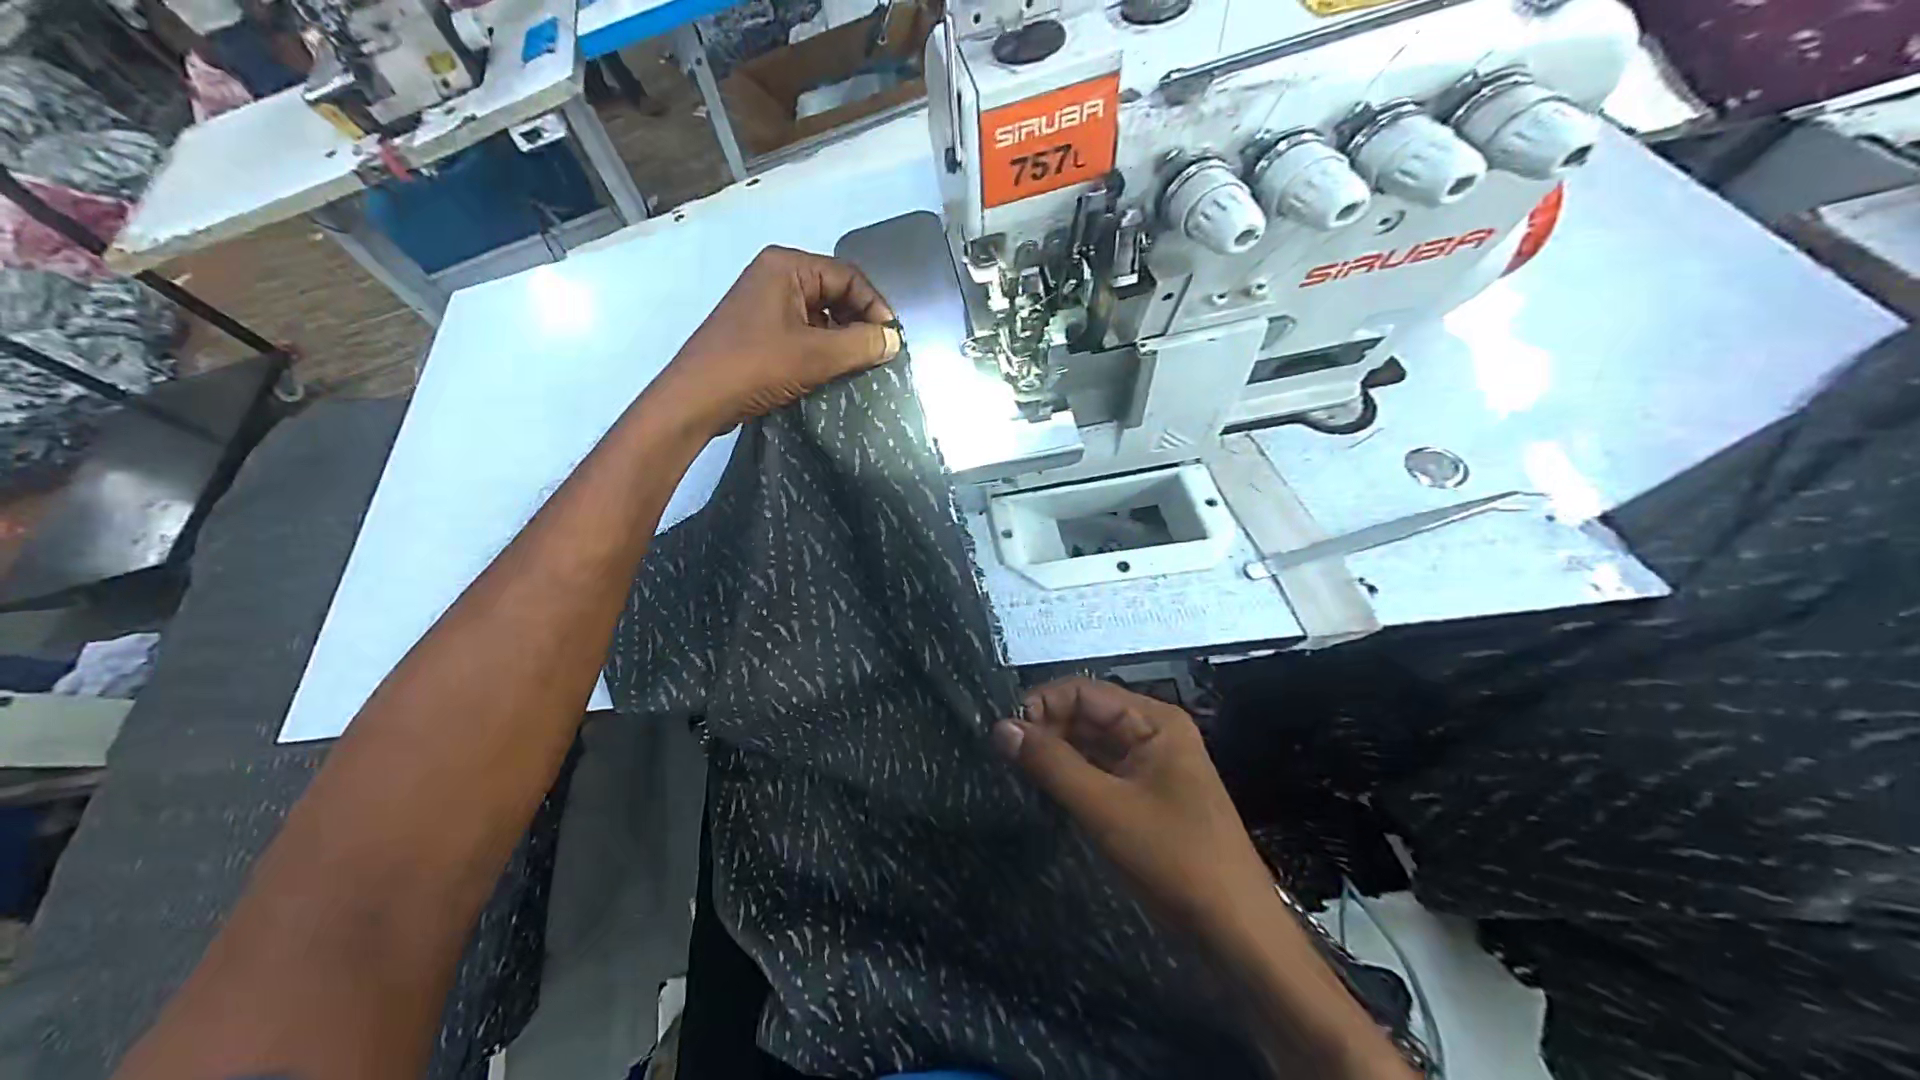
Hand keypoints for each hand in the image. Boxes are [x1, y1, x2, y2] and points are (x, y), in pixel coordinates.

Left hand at [652, 246, 901, 436]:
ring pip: (819, 313)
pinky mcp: (758, 328)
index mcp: (787, 266)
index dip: (875, 307)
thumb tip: (894, 340)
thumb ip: (862, 344)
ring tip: (858, 365)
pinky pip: (802, 329)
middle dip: (859, 322)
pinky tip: (831, 370)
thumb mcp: (817, 355)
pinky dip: (821, 347)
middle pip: (834, 292)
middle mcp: (775, 275)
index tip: (891, 341)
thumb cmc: (755, 367)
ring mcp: (764, 302)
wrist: (696, 399)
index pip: (849, 277)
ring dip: (841, 337)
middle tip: (877, 353)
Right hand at [993, 677, 1275, 936]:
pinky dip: (1073, 776)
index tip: (1003, 732)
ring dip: (1057, 753)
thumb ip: (1051, 763)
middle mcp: (1154, 732)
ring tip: (1015, 770)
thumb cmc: (1173, 857)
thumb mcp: (1104, 807)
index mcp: (1154, 721)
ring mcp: (1152, 765)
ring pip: (1092, 744)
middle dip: (1047, 728)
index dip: (1042, 703)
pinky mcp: (1148, 795)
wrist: (1236, 929)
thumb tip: (1001, 727)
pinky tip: (1045, 789)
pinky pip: (1102, 771)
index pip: (1084, 691)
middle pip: (1088, 714)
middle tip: (1004, 755)